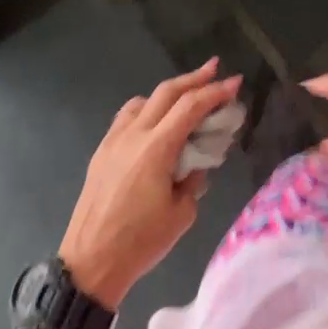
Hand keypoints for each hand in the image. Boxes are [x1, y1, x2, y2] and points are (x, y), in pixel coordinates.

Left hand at [57, 58, 240, 307]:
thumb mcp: (181, 214)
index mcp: (156, 148)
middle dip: (194, 78)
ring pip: (143, 100)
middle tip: (216, 69)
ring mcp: (114, 139)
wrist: (91, 259)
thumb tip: (196, 162)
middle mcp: (133, 134)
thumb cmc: (141, 242)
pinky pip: (127, 117)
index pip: (190, 107)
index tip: (235, 82)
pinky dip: (146, 109)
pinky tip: (155, 121)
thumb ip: (193, 179)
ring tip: (187, 96)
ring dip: (168, 93)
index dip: (215, 92)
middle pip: (166, 92)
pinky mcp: (102, 150)